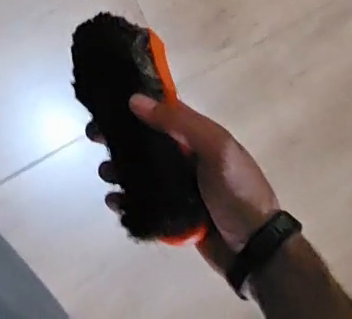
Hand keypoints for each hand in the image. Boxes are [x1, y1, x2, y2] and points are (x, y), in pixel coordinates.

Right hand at [95, 95, 279, 272]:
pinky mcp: (170, 213)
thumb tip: (134, 99)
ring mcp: (175, 186)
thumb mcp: (216, 149)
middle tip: (94, 137)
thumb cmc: (238, 192)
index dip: (132, 104)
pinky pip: (140, 202)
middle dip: (116, 136)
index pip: (159, 110)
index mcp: (196, 135)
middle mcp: (183, 156)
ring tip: (106, 174)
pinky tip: (115, 201)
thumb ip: (179, 122)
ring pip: (136, 170)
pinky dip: (124, 200)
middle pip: (141, 139)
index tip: (105, 104)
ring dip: (116, 168)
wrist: (257, 252)